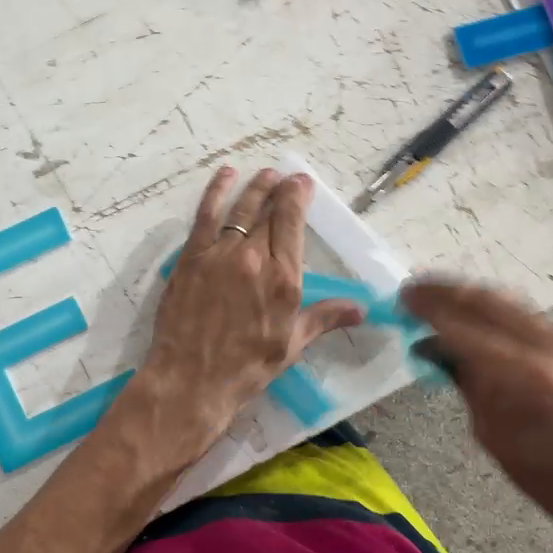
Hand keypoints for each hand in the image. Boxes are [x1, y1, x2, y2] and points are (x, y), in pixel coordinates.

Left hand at [110, 168, 364, 464]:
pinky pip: (206, 215)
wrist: (191, 379)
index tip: (303, 183)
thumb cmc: (246, 368)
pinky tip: (225, 176)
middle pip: (268, 211)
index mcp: (283, 278)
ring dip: (254, 187)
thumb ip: (324, 319)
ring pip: (240, 208)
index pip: (292, 223)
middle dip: (280, 188)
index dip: (298, 197)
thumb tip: (361, 310)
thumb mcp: (291, 345)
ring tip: (264, 173)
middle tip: (286, 177)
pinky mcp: (191, 257)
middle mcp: (253, 258)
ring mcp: (219, 254)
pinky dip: (216, 192)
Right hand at [401, 279, 552, 536]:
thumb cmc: (550, 481)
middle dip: (445, 292)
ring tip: (436, 293)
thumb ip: (465, 382)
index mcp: (527, 379)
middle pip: (488, 302)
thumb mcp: (493, 436)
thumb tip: (431, 348)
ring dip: (469, 294)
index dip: (430, 311)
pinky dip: (494, 309)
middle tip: (412, 289)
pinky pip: (528, 316)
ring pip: (510, 302)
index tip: (402, 301)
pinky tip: (473, 312)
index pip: (466, 329)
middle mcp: (552, 349)